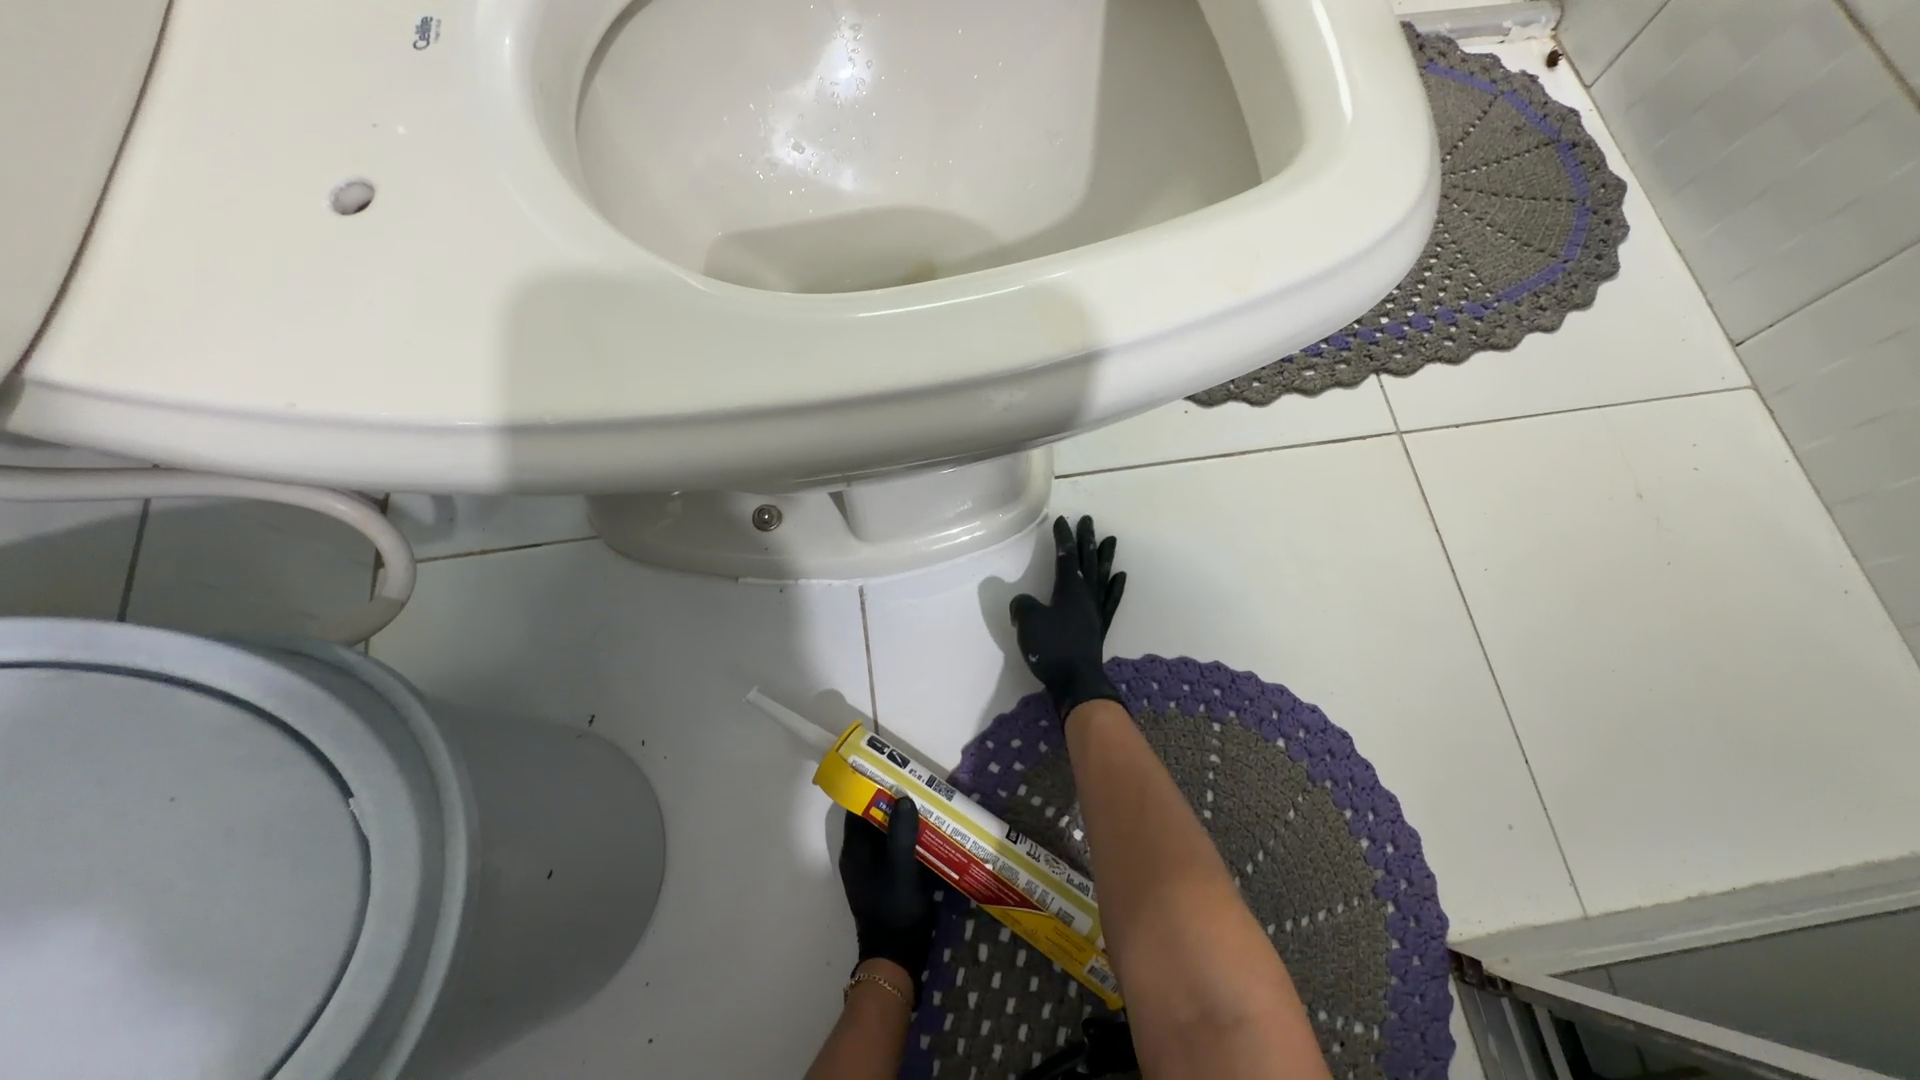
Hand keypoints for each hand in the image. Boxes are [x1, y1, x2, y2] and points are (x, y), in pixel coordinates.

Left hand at [839, 796, 939, 1003]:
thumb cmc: (895, 909)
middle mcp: (860, 858)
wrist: (897, 958)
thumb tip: (902, 797)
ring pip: (888, 838)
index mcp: (855, 850)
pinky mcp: (889, 884)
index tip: (895, 774)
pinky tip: (933, 839)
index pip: (858, 809)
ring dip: (906, 824)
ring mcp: (874, 872)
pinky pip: (898, 855)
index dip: (873, 789)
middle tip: (920, 788)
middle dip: (895, 805)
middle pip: (875, 821)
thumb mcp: (901, 868)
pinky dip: (912, 844)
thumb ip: (901, 832)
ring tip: (930, 808)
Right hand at [1010, 515, 1126, 718]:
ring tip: (1110, 540)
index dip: (1063, 537)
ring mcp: (1095, 611)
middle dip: (1086, 539)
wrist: (1076, 681)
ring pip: (1102, 576)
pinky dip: (1115, 587)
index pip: (1066, 556)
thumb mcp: (1028, 622)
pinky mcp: (1099, 627)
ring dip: (1105, 557)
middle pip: (1088, 561)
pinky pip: (1110, 600)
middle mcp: (1086, 595)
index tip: (1061, 521)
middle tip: (1088, 520)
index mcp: (1069, 589)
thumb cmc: (1052, 648)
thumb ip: (1023, 605)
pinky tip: (1119, 578)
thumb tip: (1023, 603)